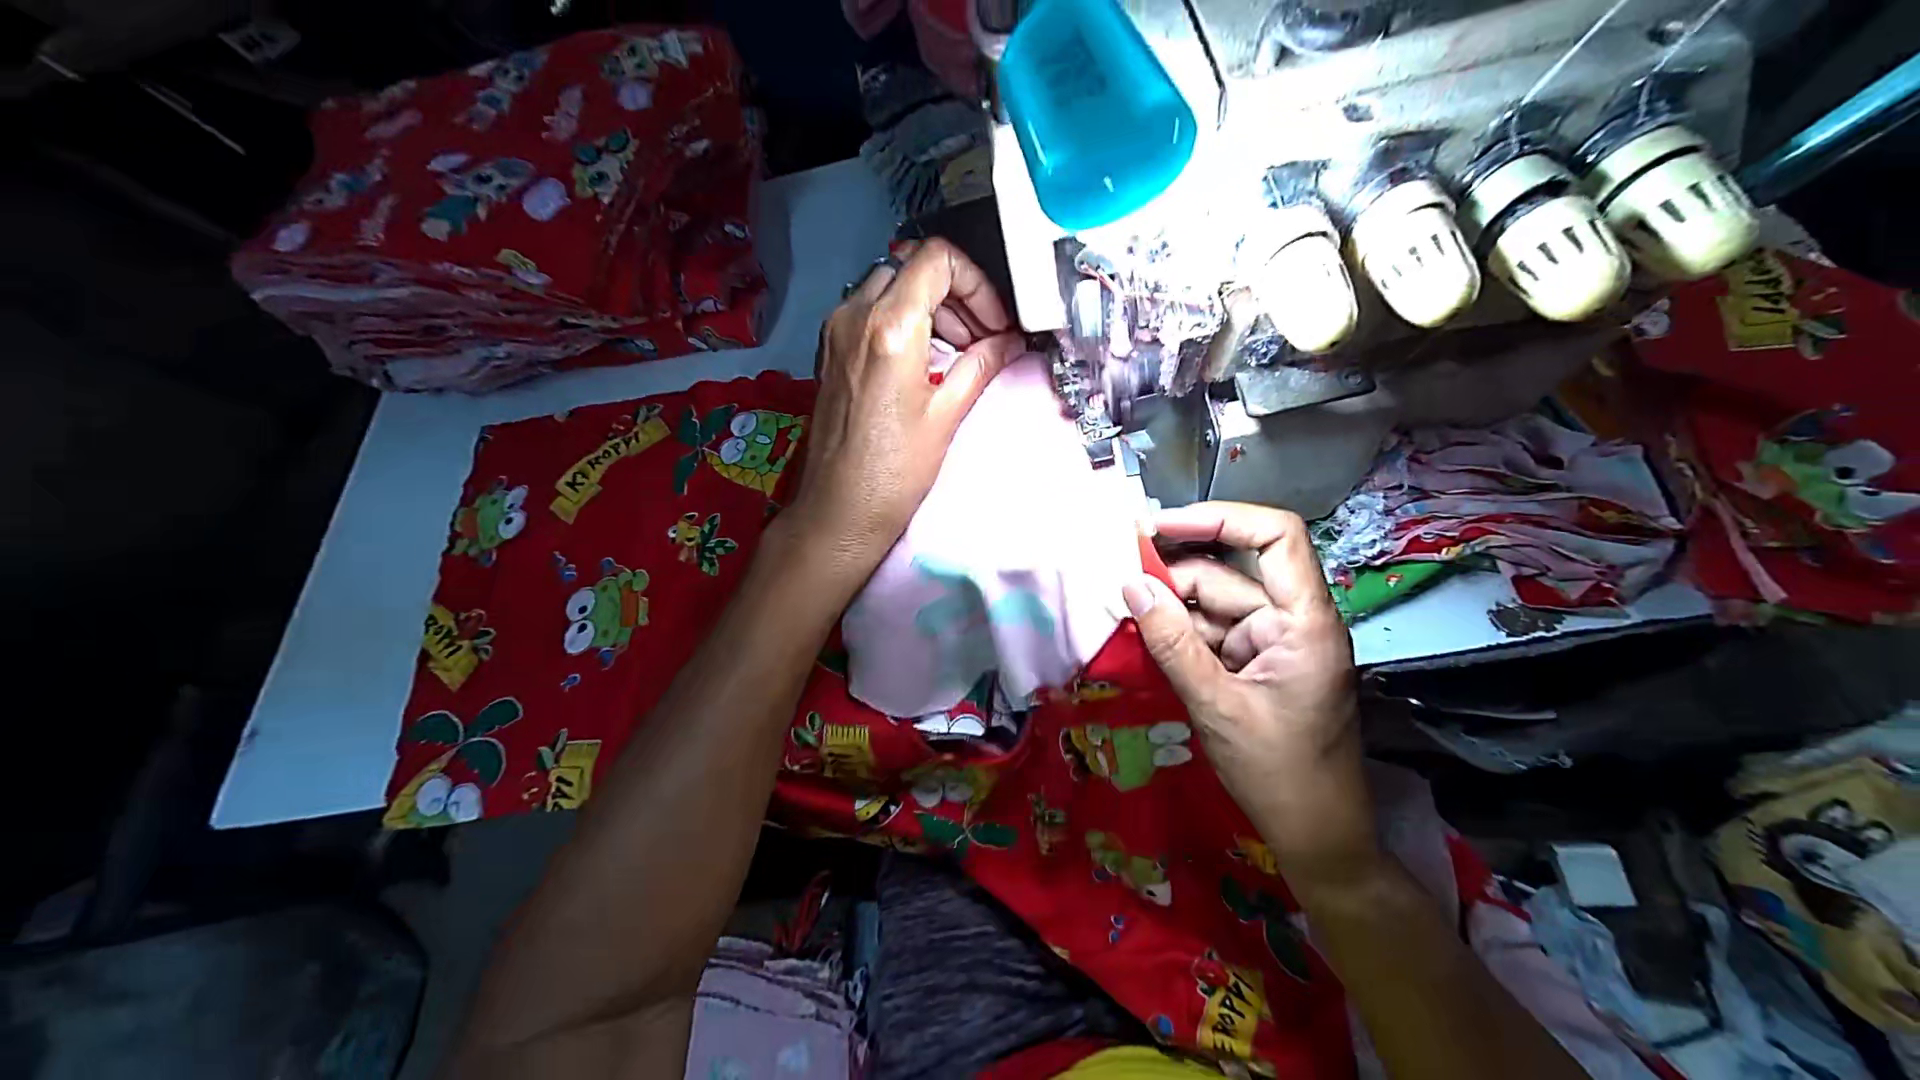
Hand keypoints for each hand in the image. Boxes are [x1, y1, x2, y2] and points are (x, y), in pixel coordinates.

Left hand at [784, 237, 1023, 579]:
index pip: (938, 259)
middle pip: (914, 269)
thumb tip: (1009, 342)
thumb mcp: (946, 415)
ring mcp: (836, 332)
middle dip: (957, 297)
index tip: (992, 323)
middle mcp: (854, 317)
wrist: (837, 511)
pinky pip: (870, 312)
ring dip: (931, 308)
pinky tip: (923, 363)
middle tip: (982, 340)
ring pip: (891, 287)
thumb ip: (981, 365)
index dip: (977, 283)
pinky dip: (903, 322)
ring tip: (956, 354)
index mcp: (889, 328)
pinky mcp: (829, 350)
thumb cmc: (890, 475)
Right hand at [1123, 502, 1379, 890]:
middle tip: (1118, 575)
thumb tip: (1130, 585)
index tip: (1162, 527)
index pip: (1276, 538)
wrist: (1316, 837)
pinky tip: (1142, 637)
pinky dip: (1178, 634)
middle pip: (1230, 574)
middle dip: (1174, 575)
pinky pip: (1210, 634)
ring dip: (1169, 608)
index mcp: (1305, 622)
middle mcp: (1292, 622)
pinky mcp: (1253, 665)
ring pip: (1213, 605)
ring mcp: (1272, 644)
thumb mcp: (1217, 705)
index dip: (1221, 519)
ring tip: (1121, 611)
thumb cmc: (1279, 774)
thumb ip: (1171, 643)